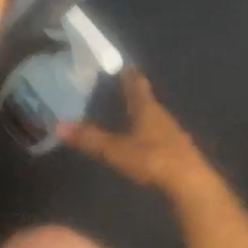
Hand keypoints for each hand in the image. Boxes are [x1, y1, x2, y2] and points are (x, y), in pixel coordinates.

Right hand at [64, 70, 217, 199]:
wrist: (189, 182)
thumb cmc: (151, 159)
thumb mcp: (115, 150)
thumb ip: (88, 138)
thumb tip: (58, 126)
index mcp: (146, 109)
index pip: (136, 85)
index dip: (129, 75)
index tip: (122, 65)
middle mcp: (161, 116)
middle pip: (146, 100)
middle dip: (134, 94)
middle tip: (119, 89)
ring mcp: (173, 133)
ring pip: (154, 118)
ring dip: (142, 115)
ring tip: (128, 114)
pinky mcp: (178, 151)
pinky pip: (159, 135)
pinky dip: (149, 133)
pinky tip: (143, 142)